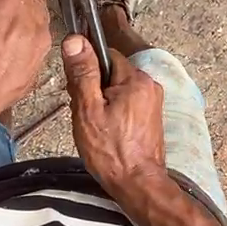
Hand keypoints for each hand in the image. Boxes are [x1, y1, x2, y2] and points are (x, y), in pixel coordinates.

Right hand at [62, 33, 165, 196]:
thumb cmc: (112, 152)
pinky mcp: (150, 117)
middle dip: (93, 90)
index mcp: (135, 79)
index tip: (77, 91)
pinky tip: (106, 133)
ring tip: (95, 127)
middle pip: (110, 74)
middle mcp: (149, 86)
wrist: (137, 184)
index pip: (104, 56)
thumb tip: (74, 41)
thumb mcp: (87, 109)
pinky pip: (126, 105)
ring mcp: (152, 103)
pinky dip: (112, 114)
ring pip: (117, 90)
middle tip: (85, 115)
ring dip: (101, 104)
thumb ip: (82, 73)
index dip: (85, 71)